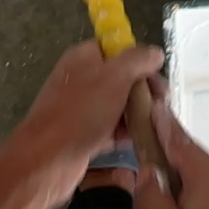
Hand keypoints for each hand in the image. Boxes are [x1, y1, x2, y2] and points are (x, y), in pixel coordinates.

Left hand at [5, 41, 163, 201]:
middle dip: (144, 89)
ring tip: (156, 123)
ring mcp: (82, 108)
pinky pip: (112, 128)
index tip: (157, 74)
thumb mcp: (115, 77)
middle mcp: (82, 79)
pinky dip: (126, 132)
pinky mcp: (84, 134)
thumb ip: (138, 60)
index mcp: (84, 58)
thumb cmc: (81, 112)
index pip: (117, 48)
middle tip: (161, 103)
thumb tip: (156, 53)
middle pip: (121, 77)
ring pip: (119, 104)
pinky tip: (142, 139)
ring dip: (138, 112)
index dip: (139, 58)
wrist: (47, 160)